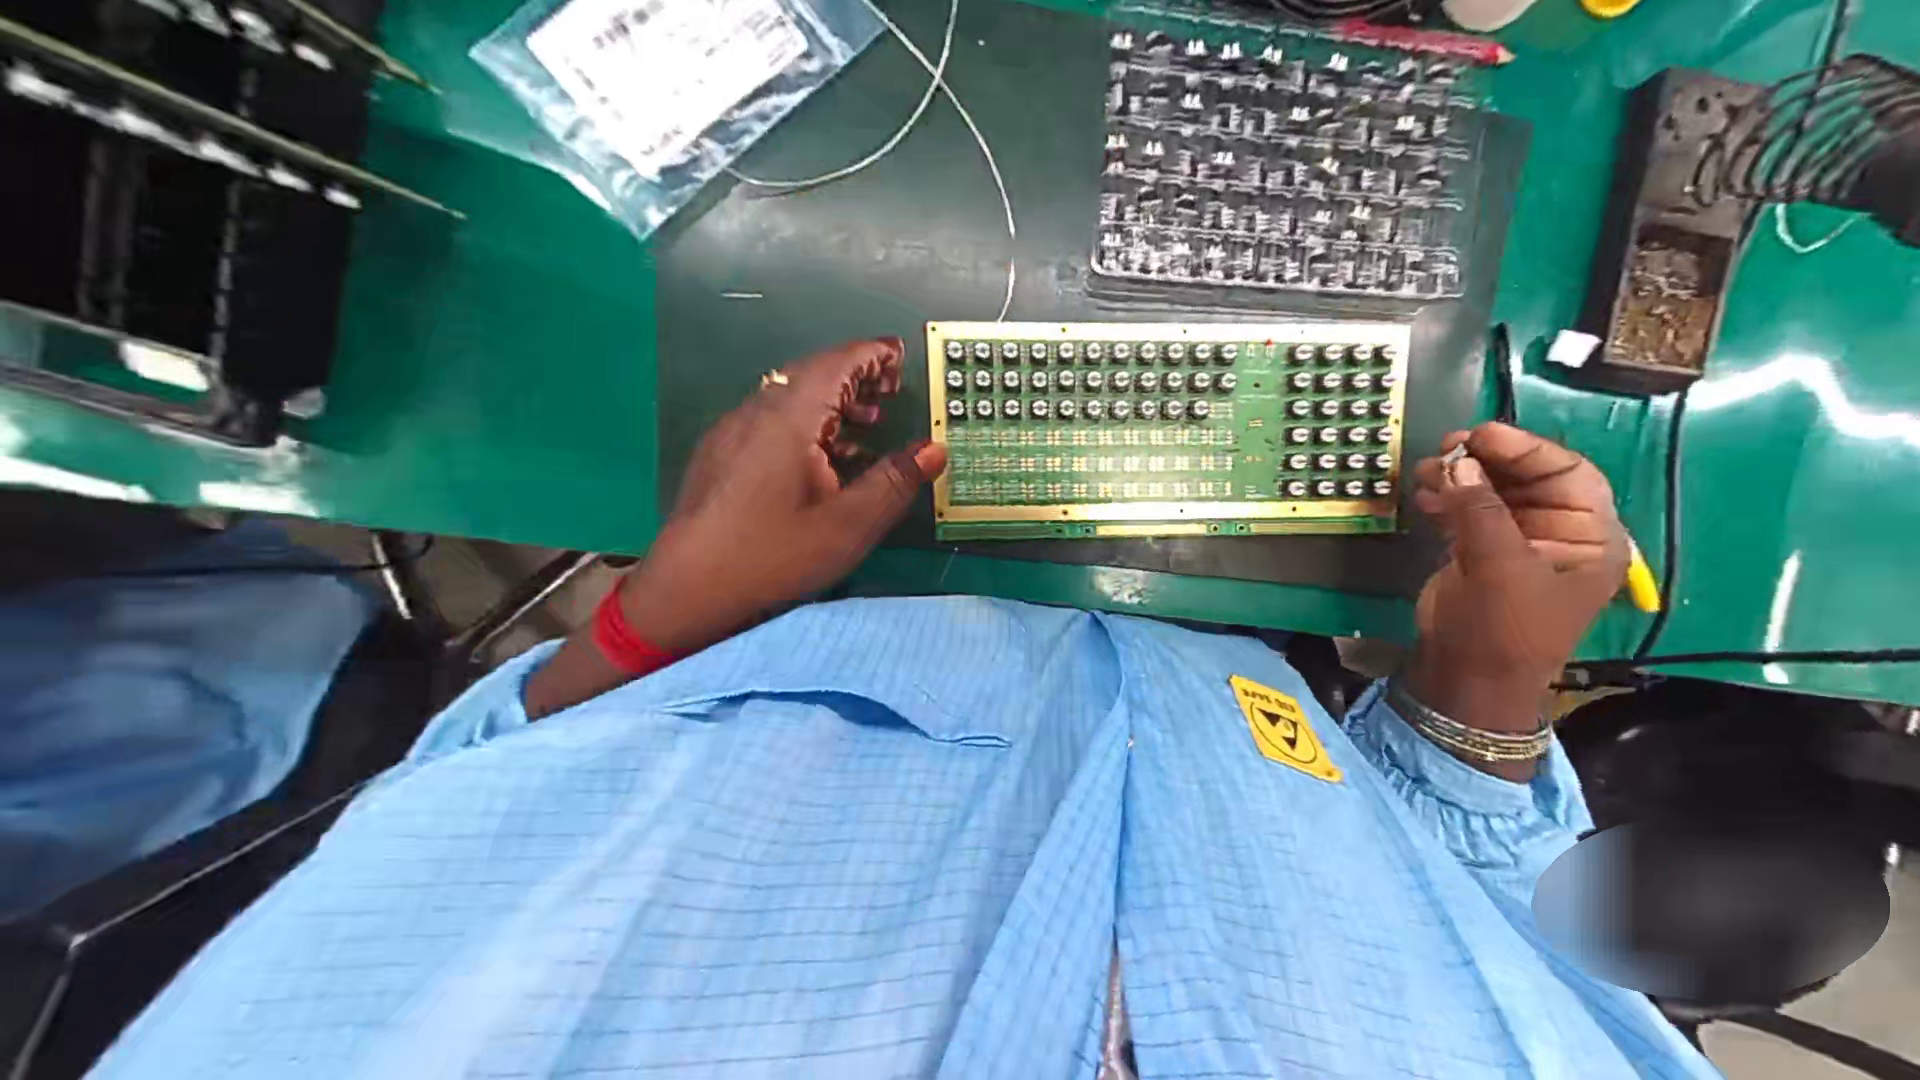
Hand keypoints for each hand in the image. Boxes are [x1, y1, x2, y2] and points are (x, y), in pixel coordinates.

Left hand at [618, 337, 946, 652]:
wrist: (688, 590)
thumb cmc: (774, 556)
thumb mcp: (848, 523)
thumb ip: (894, 481)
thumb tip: (934, 448)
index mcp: (790, 418)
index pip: (837, 363)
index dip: (873, 354)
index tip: (902, 354)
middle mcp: (757, 412)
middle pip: (812, 375)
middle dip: (856, 376)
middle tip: (892, 390)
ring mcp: (733, 433)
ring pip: (790, 398)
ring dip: (833, 403)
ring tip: (869, 423)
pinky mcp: (721, 455)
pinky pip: (773, 422)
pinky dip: (808, 424)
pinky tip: (825, 459)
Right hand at [1404, 422, 1628, 735]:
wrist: (1468, 676)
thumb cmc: (1503, 628)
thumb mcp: (1499, 567)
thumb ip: (1480, 511)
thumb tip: (1458, 463)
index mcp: (1588, 537)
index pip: (1567, 474)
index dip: (1526, 449)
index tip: (1480, 433)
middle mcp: (1556, 533)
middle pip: (1526, 479)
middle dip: (1487, 460)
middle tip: (1447, 446)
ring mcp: (1514, 542)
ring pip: (1490, 492)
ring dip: (1460, 477)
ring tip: (1427, 470)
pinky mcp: (1478, 552)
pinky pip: (1465, 511)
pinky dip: (1445, 499)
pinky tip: (1424, 494)